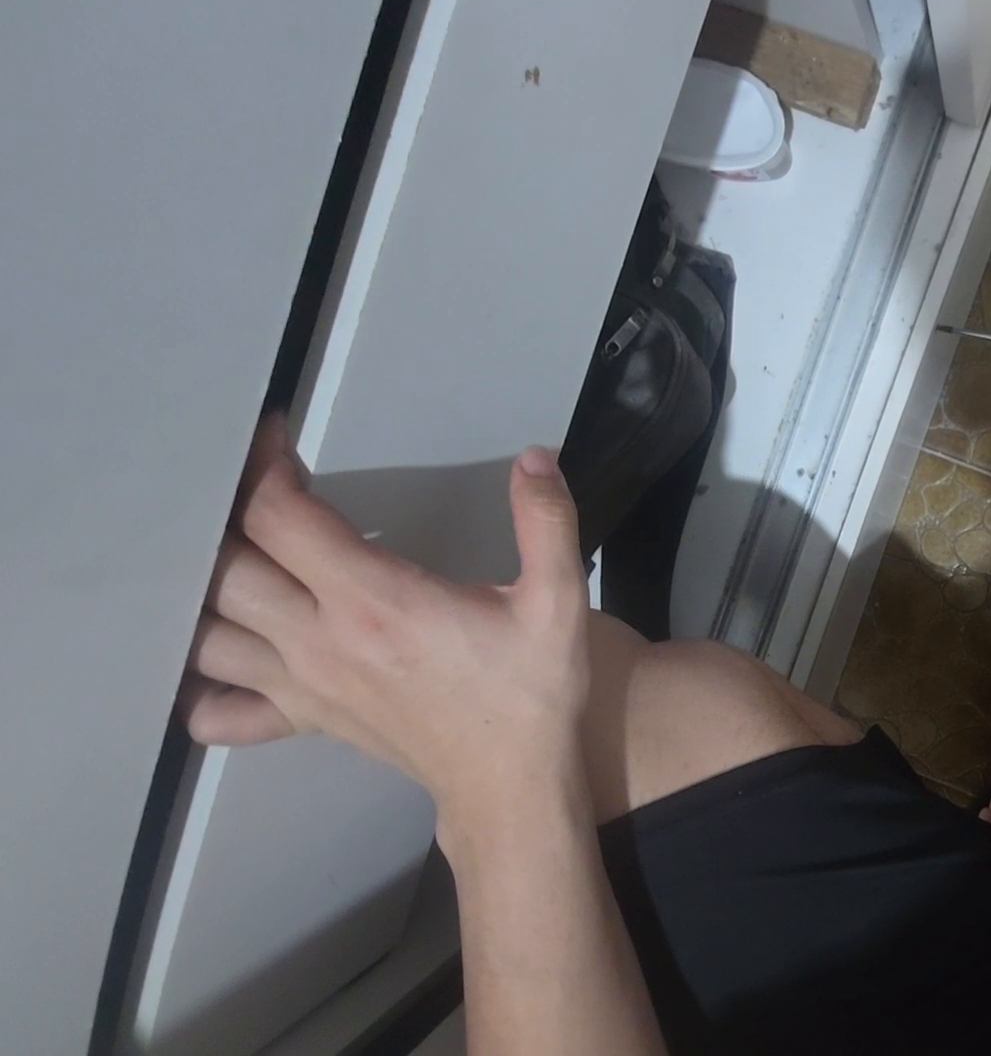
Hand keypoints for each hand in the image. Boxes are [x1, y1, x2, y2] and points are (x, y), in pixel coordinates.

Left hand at [178, 420, 593, 820]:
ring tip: (245, 554)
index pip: (281, 520)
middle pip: (223, 566)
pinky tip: (234, 651)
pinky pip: (214, 705)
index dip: (265, 470)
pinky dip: (203, 676)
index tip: (277, 441)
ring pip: (202, 631)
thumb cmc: (533, 688)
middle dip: (231, 515)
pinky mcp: (303, 721)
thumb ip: (547, 523)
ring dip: (206, 586)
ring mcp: (301, 687)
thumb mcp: (560, 600)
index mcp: (377, 602)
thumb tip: (534, 458)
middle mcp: (319, 641)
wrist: (513, 778)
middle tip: (266, 488)